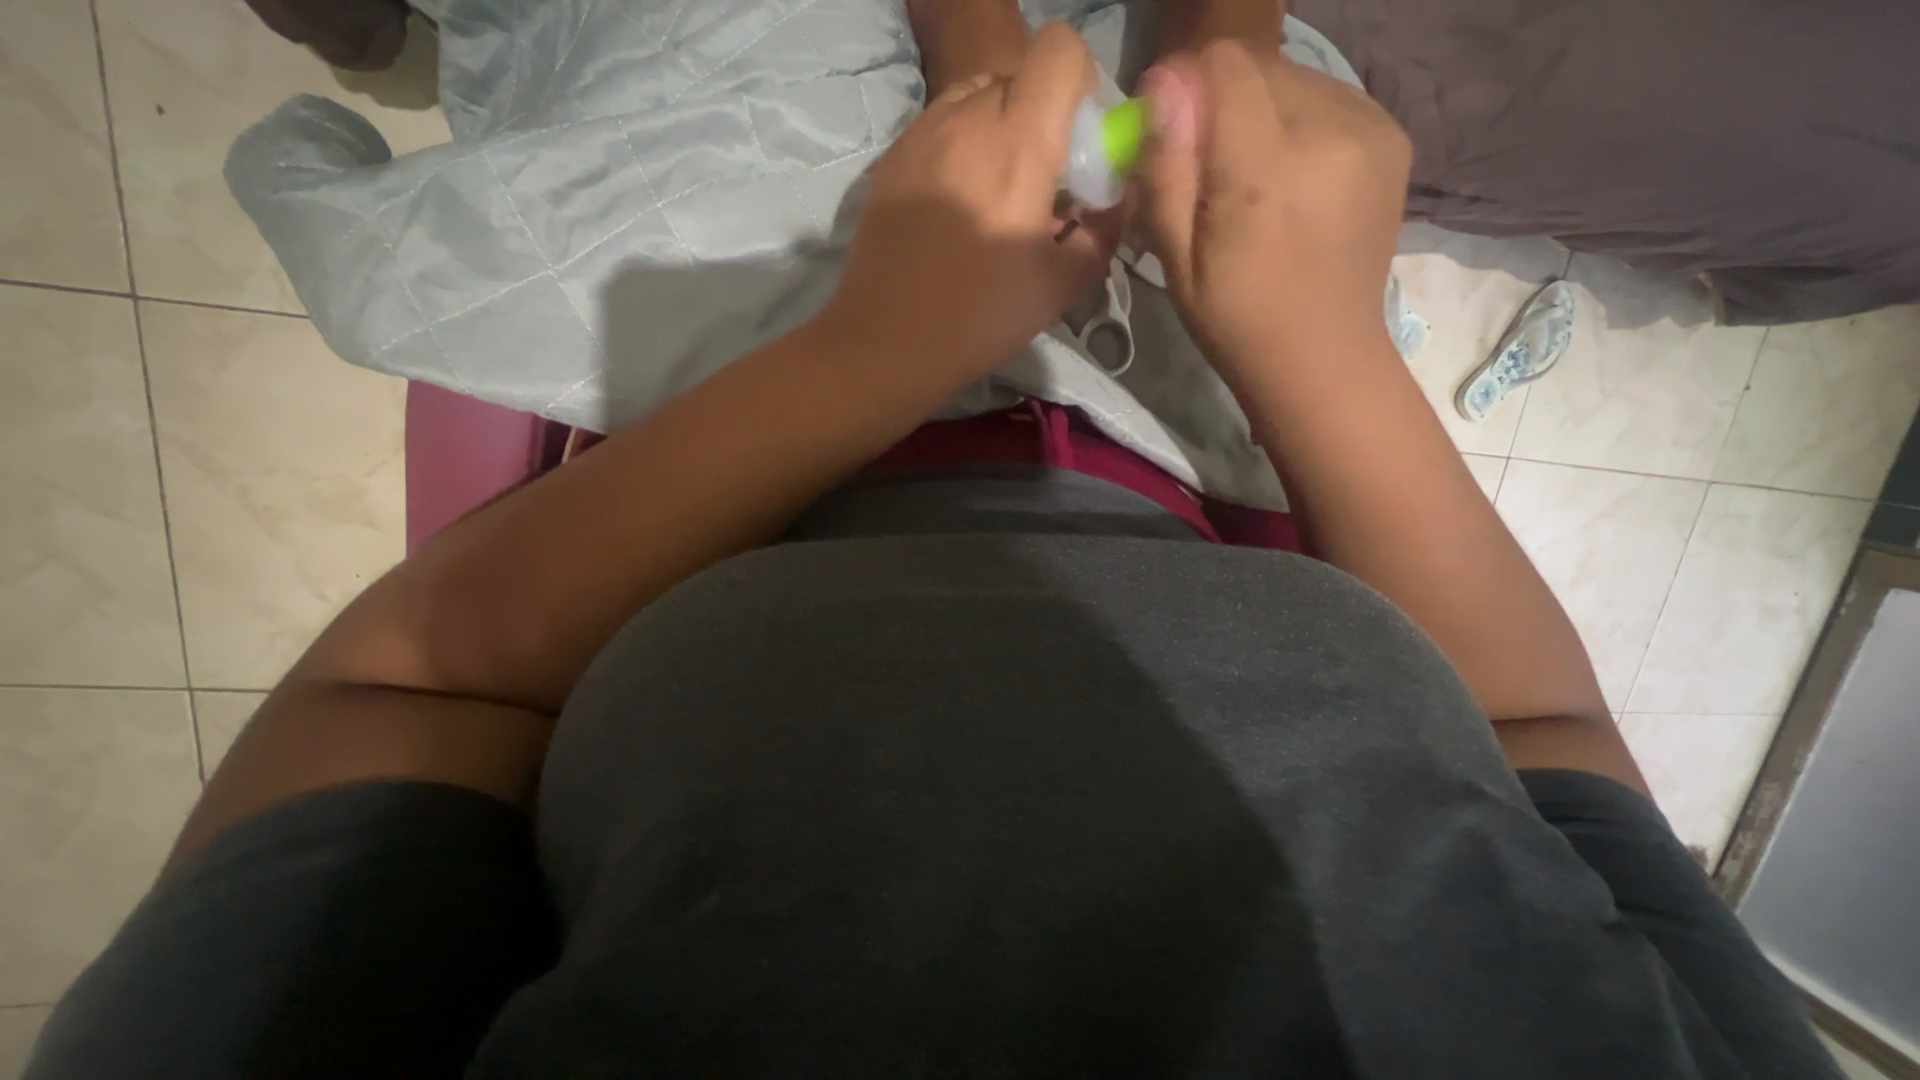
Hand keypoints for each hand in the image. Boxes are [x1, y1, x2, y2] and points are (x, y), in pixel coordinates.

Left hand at [819, 23, 1123, 382]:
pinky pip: (936, 127)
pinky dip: (958, 147)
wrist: (887, 343)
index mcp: (1019, 143)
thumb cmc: (982, 317)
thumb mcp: (1062, 284)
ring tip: (995, 191)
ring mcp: (920, 136)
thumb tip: (1120, 197)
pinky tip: (954, 205)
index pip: (1058, 50)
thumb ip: (1104, 229)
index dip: (1079, 81)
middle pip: (1016, 75)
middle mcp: (966, 121)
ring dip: (996, 127)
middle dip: (1039, 113)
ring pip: (972, 97)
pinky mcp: (890, 160)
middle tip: (1040, 177)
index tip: (1079, 139)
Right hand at [1138, 41, 1410, 387]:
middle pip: (1259, 66)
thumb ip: (1167, 164)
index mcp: (1266, 167)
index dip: (1188, 84)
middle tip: (1212, 166)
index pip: (1224, 62)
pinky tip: (1295, 176)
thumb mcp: (1175, 257)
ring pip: (1295, 78)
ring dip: (1263, 111)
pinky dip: (1301, 121)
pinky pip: (1329, 97)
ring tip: (1257, 177)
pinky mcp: (1392, 135)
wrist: (1323, 355)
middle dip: (1223, 101)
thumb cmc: (1235, 318)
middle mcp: (1329, 129)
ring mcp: (1370, 128)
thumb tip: (1163, 83)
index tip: (1174, 131)